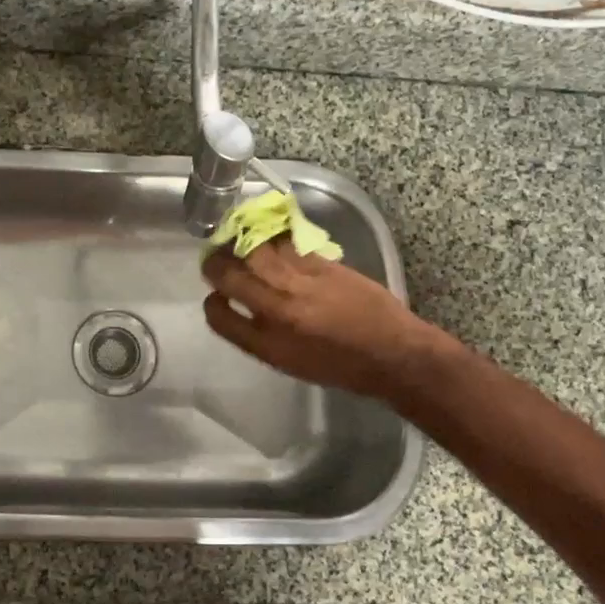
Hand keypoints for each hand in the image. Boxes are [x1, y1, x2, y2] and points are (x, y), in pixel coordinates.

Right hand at [201, 239, 460, 402]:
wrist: (392, 353)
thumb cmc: (339, 366)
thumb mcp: (287, 362)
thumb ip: (256, 335)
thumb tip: (236, 308)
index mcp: (266, 341)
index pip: (219, 314)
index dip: (211, 302)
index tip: (215, 297)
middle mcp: (277, 309)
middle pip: (229, 275)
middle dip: (215, 262)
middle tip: (216, 258)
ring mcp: (300, 282)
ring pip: (253, 250)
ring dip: (240, 242)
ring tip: (238, 240)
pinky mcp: (321, 264)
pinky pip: (284, 242)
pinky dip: (271, 237)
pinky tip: (269, 237)